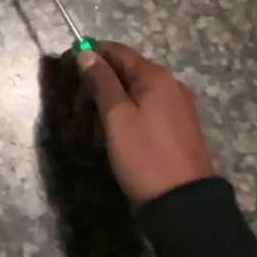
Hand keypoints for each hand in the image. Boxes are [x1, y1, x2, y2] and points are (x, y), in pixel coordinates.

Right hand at [78, 41, 216, 206]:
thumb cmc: (145, 156)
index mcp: (156, 76)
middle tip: (80, 106)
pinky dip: (133, 111)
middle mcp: (172, 83)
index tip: (71, 71)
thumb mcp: (116, 117)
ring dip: (116, 98)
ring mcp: (181, 105)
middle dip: (102, 81)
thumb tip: (86, 53)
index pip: (118, 51)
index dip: (92, 56)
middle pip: (129, 69)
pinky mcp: (183, 126)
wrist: (185, 205)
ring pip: (140, 90)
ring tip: (98, 122)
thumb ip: (101, 81)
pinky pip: (152, 107)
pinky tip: (122, 131)